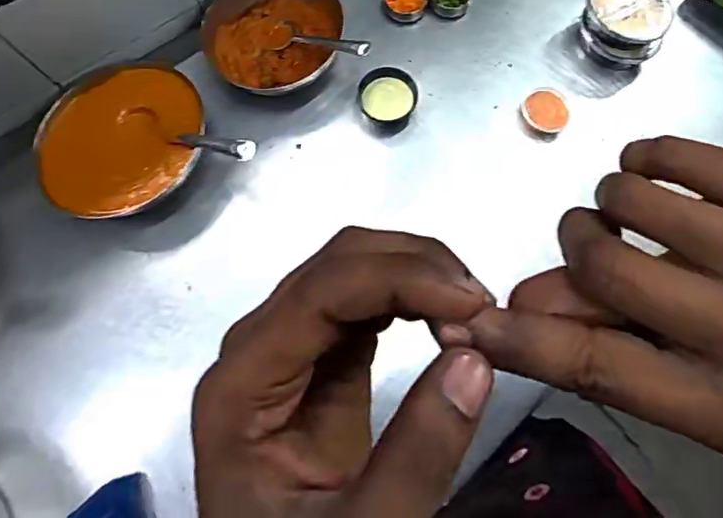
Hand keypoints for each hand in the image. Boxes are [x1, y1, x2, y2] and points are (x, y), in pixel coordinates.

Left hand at [193, 228, 496, 517]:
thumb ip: (415, 455)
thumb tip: (473, 360)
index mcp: (243, 380)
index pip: (317, 293)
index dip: (395, 278)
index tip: (468, 301)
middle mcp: (256, 347)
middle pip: (330, 269)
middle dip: (408, 267)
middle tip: (479, 304)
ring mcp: (284, 350)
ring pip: (346, 276)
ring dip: (410, 277)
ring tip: (471, 310)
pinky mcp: (315, 364)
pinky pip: (357, 310)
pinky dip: (404, 302)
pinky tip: (442, 319)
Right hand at [466, 137, 722, 467]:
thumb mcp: (667, 370)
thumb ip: (578, 340)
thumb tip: (487, 321)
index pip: (601, 370)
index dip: (522, 340)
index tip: (466, 323)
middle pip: (603, 263)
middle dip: (581, 238)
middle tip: (599, 240)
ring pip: (626, 194)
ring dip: (615, 201)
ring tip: (651, 221)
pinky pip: (663, 151)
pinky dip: (648, 161)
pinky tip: (679, 188)